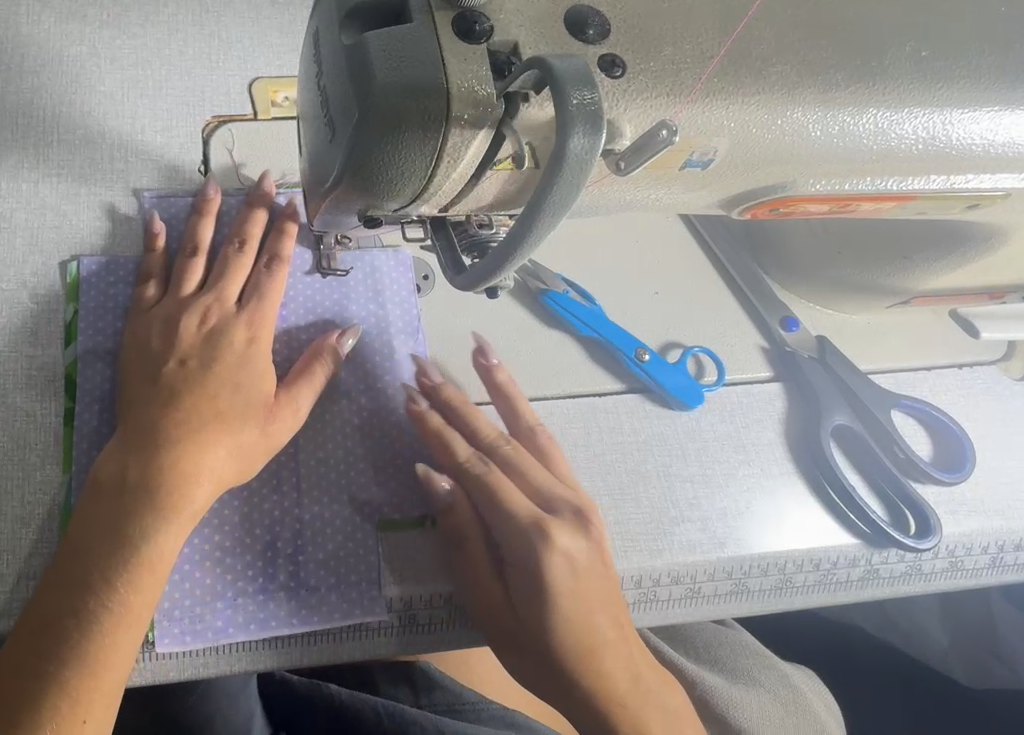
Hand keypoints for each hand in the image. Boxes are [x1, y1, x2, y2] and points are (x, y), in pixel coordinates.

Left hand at [104, 173, 360, 521]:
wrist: (162, 462)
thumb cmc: (229, 444)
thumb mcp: (285, 415)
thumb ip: (317, 369)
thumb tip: (350, 332)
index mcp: (252, 329)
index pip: (273, 268)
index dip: (285, 233)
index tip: (292, 204)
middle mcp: (214, 308)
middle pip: (237, 249)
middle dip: (254, 211)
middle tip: (264, 179)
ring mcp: (174, 311)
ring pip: (193, 251)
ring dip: (206, 215)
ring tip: (214, 185)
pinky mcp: (141, 322)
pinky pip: (147, 274)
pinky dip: (152, 245)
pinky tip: (154, 220)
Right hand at [405, 336, 703, 734]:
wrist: (614, 676)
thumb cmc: (541, 652)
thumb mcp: (488, 607)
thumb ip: (461, 536)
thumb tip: (430, 472)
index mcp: (533, 537)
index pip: (475, 467)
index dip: (438, 430)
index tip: (408, 394)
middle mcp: (561, 506)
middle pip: (499, 441)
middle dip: (456, 398)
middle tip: (423, 363)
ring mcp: (578, 500)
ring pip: (531, 431)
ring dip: (500, 386)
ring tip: (479, 347)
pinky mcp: (585, 501)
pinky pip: (550, 447)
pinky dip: (527, 412)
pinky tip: (510, 391)